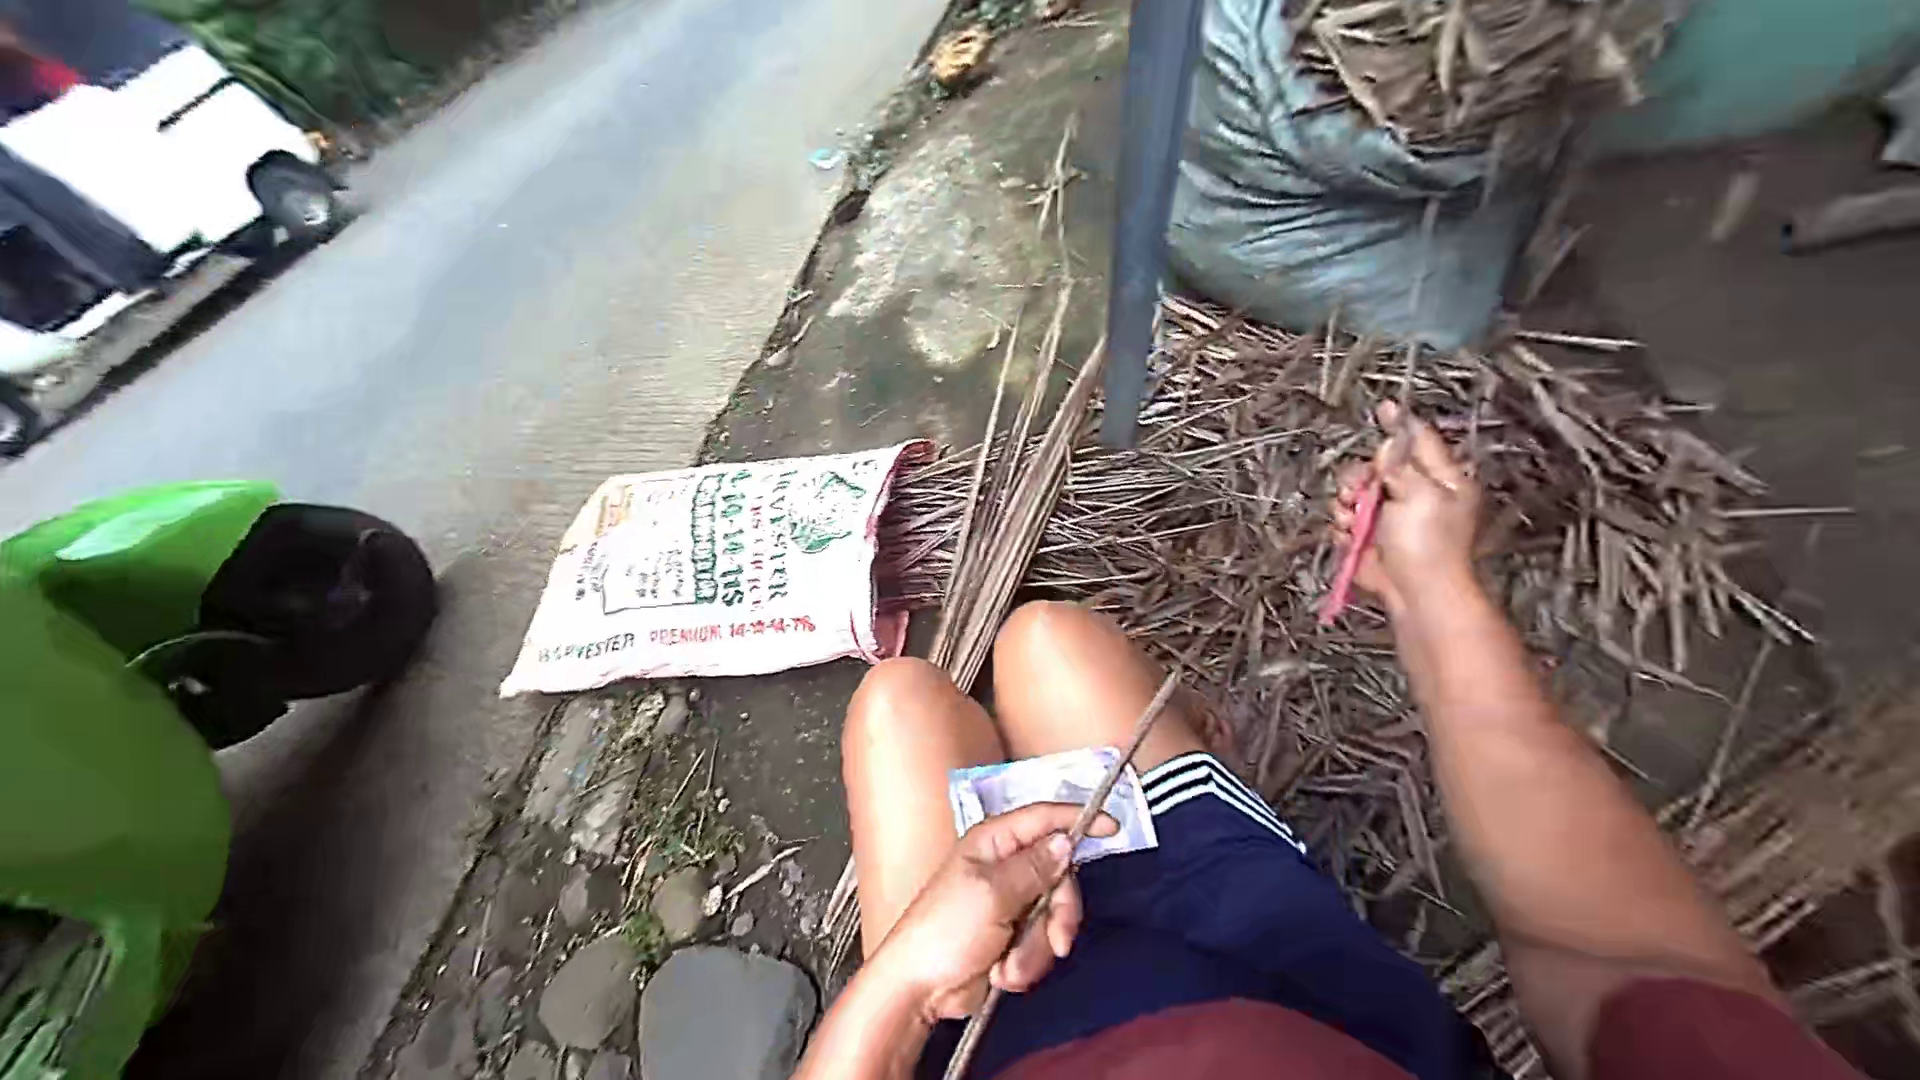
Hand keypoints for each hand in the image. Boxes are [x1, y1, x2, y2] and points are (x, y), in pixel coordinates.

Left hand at [866, 802, 1114, 1021]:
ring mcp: (1010, 899)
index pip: (1043, 818)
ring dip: (1038, 946)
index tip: (1111, 825)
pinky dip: (1028, 960)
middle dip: (1059, 912)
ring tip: (1011, 966)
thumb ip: (1034, 867)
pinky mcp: (1013, 932)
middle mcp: (1005, 864)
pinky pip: (1041, 939)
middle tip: (1057, 940)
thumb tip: (1066, 841)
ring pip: (1053, 912)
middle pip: (1059, 873)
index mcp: (994, 841)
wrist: (920, 989)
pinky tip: (1004, 971)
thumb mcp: (992, 894)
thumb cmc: (945, 930)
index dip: (1077, 818)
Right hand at [1330, 401, 1480, 613]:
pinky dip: (1343, 528)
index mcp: (1440, 480)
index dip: (1399, 425)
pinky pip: (1344, 521)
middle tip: (1358, 492)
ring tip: (1354, 522)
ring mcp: (1388, 517)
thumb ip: (1401, 466)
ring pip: (1353, 494)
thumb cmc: (1428, 546)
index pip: (1418, 441)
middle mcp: (1414, 494)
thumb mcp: (1420, 495)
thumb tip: (1389, 445)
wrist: (1415, 592)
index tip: (1385, 407)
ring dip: (1346, 506)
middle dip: (1359, 479)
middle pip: (1375, 467)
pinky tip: (1352, 537)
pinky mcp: (1368, 537)